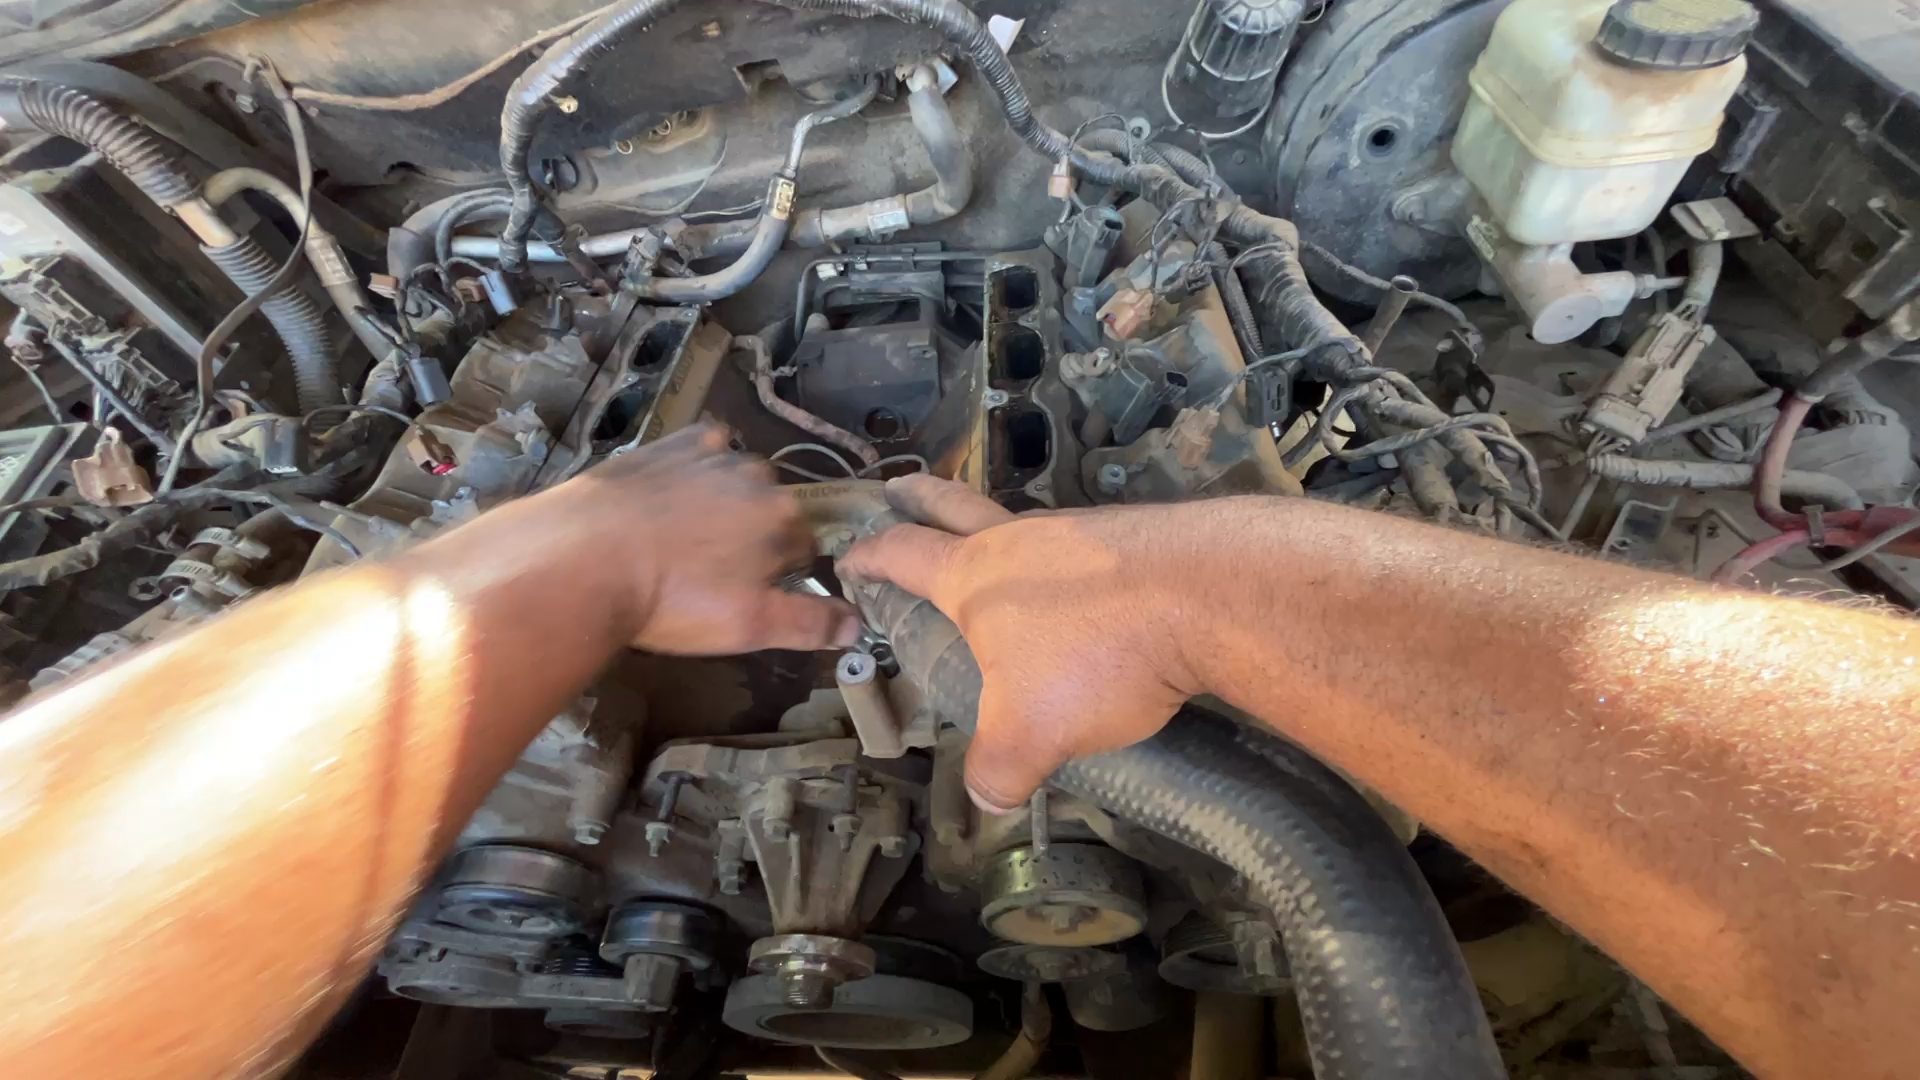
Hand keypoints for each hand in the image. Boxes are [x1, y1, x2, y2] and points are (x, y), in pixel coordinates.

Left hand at [519, 422, 860, 654]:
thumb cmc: (674, 599)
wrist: (581, 559)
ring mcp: (713, 455)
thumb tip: (860, 625)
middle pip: (772, 511)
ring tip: (685, 538)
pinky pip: (702, 448)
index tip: (746, 594)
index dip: (780, 574)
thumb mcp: (750, 626)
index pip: (805, 549)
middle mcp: (759, 477)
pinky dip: (698, 466)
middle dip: (754, 537)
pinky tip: (674, 491)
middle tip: (711, 573)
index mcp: (784, 519)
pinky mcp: (669, 443)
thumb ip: (812, 623)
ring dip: (726, 503)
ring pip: (738, 481)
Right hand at [838, 475, 1205, 811]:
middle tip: (898, 487)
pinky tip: (1083, 587)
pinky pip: (1079, 545)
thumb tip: (985, 801)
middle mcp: (1019, 540)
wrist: (1204, 594)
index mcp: (975, 576)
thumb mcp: (1031, 732)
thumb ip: (998, 770)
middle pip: (953, 504)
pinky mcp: (1129, 537)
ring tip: (1000, 557)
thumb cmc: (1094, 656)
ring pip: (1022, 523)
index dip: (869, 557)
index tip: (848, 557)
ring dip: (998, 531)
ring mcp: (1077, 531)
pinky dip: (1064, 560)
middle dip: (918, 497)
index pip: (904, 554)